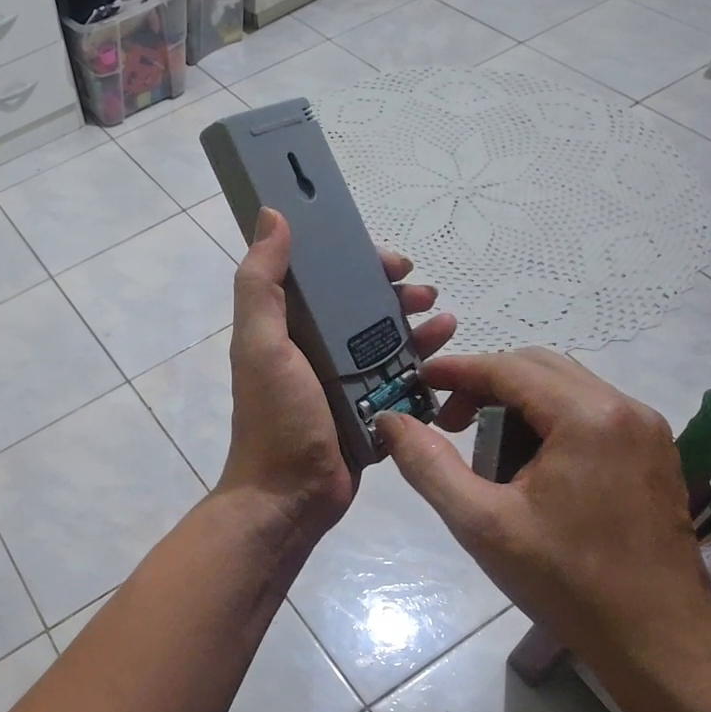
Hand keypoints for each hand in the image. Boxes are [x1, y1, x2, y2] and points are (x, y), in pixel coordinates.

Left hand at [216, 207, 455, 545]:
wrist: (289, 497)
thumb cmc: (276, 417)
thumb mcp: (261, 345)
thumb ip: (261, 283)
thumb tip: (270, 214)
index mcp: (286, 329)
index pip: (324, 279)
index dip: (355, 262)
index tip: (388, 260)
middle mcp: (314, 349)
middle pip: (362, 306)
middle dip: (395, 291)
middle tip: (422, 289)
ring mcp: (344, 381)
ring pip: (388, 339)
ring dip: (417, 322)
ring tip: (443, 317)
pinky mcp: (370, 411)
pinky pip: (403, 377)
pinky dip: (425, 360)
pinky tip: (448, 348)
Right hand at [375, 349, 710, 672]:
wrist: (657, 639)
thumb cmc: (566, 582)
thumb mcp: (481, 523)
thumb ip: (428, 464)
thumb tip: (390, 419)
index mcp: (588, 418)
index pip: (509, 367)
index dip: (457, 370)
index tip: (418, 381)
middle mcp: (625, 408)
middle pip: (540, 366)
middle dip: (485, 383)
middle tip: (447, 421)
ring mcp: (647, 430)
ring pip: (566, 387)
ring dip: (517, 401)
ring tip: (482, 446)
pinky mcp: (653, 452)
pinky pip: (590, 412)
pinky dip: (548, 419)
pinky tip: (526, 462)